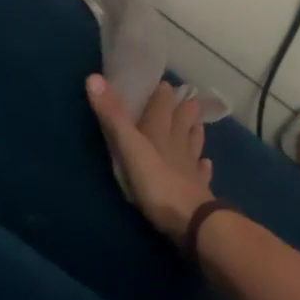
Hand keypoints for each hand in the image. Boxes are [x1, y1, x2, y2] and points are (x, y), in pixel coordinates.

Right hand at [85, 74, 216, 240]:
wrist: (192, 222)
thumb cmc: (157, 182)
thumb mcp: (129, 147)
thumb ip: (113, 116)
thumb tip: (93, 77)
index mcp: (159, 131)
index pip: (163, 104)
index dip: (163, 93)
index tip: (163, 83)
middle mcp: (177, 144)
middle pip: (182, 121)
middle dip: (183, 110)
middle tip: (186, 100)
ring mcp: (190, 168)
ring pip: (193, 144)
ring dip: (194, 133)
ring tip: (197, 125)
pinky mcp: (199, 191)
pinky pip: (202, 174)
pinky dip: (203, 167)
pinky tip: (206, 164)